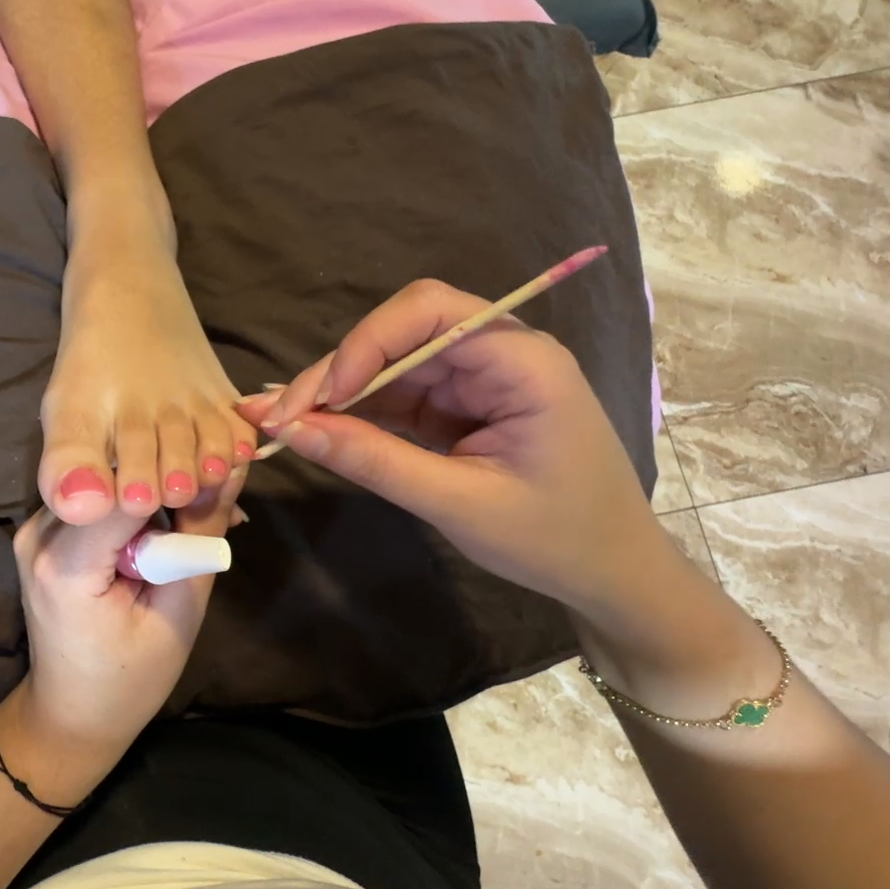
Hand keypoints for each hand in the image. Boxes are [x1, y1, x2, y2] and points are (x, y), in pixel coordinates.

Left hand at [12, 468, 244, 757]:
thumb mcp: (180, 614)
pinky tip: (163, 521)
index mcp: (64, 564)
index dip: (176, 476)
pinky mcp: (41, 528)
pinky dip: (132, 503)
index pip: (127, 490)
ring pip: (105, 478)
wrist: (69, 709)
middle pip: (112, 476)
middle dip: (167, 476)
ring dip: (152, 487)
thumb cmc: (129, 680)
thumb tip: (228, 470)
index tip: (217, 476)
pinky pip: (95, 496)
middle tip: (214, 494)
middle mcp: (37, 532)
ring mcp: (33, 527)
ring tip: (193, 510)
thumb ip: (200, 539)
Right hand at [237, 279, 669, 613]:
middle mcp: (494, 354)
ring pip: (383, 362)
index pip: (430, 312)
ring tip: (282, 426)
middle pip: (396, 333)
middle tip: (278, 419)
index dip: (367, 342)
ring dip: (333, 392)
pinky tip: (312, 429)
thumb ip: (374, 461)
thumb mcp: (459, 504)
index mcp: (522, 362)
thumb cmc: (556, 540)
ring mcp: (470, 379)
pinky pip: (389, 394)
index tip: (324, 399)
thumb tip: (288, 430)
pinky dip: (349, 413)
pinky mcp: (451, 405)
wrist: (611, 576)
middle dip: (336, 371)